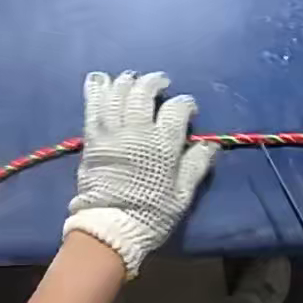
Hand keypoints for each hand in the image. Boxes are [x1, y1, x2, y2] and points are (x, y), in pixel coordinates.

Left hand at [63, 71, 216, 276]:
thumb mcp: (182, 194)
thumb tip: (210, 144)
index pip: (176, 110)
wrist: (111, 225)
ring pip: (118, 95)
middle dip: (153, 82)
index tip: (187, 106)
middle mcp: (137, 132)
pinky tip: (99, 78)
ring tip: (131, 77)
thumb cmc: (151, 213)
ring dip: (125, 82)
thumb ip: (196, 165)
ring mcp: (112, 133)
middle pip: (143, 94)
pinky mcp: (92, 138)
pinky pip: (93, 107)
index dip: (184, 104)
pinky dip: (96, 89)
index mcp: (163, 145)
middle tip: (159, 81)